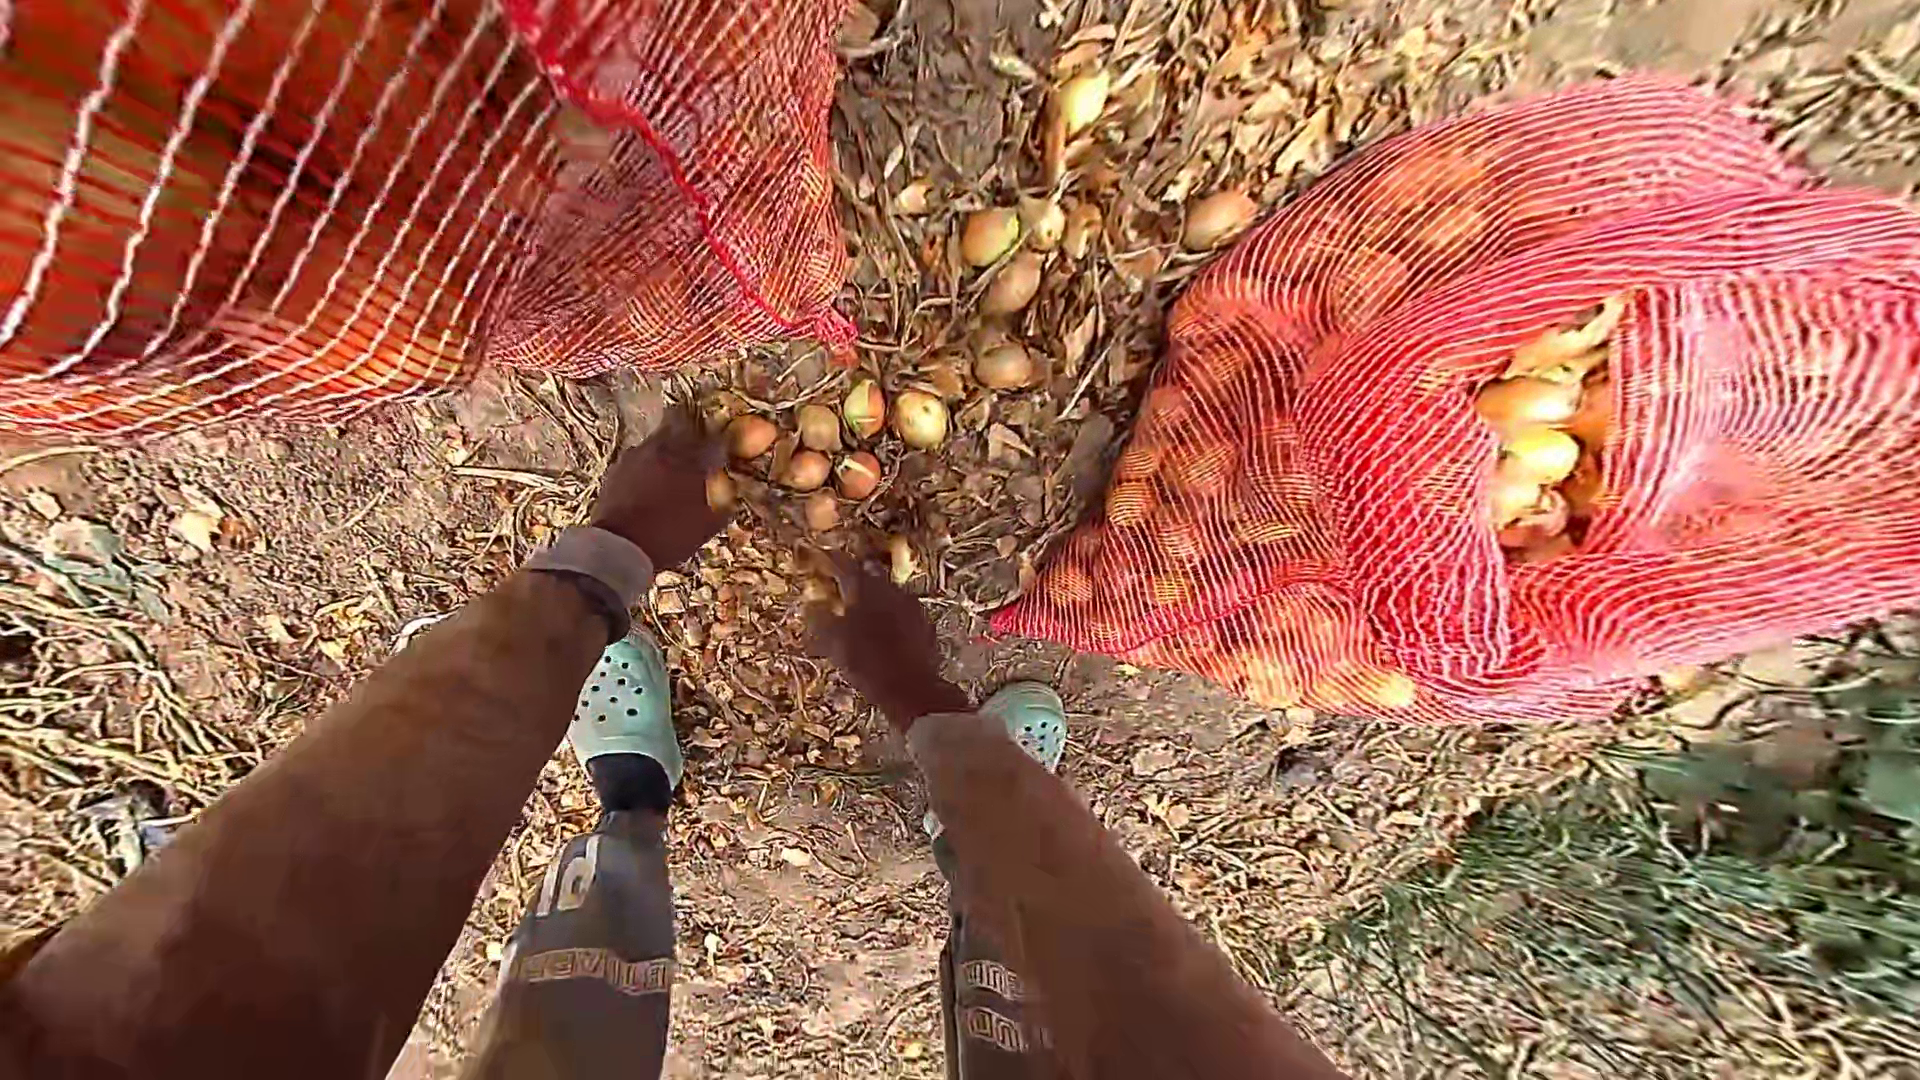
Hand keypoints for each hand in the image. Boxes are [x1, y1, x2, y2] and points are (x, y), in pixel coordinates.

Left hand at [590, 409, 727, 567]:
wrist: (619, 547)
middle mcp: (664, 451)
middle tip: (702, 439)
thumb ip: (722, 507)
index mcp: (691, 462)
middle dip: (694, 429)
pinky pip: (641, 456)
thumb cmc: (670, 535)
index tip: (729, 445)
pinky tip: (653, 477)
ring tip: (676, 460)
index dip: (725, 441)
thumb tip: (731, 499)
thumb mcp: (706, 526)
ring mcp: (637, 457)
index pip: (715, 441)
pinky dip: (651, 461)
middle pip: (682, 424)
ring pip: (659, 439)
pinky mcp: (618, 468)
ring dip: (670, 444)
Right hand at [805, 554, 970, 732]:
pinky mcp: (925, 623)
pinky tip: (888, 627)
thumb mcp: (834, 642)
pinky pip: (905, 610)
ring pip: (890, 591)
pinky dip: (893, 613)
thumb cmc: (866, 663)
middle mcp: (891, 590)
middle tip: (845, 582)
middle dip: (857, 576)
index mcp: (865, 589)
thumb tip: (812, 604)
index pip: (845, 566)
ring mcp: (912, 605)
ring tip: (864, 608)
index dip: (833, 561)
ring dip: (876, 595)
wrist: (911, 686)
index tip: (824, 559)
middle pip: (871, 574)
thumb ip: (822, 619)